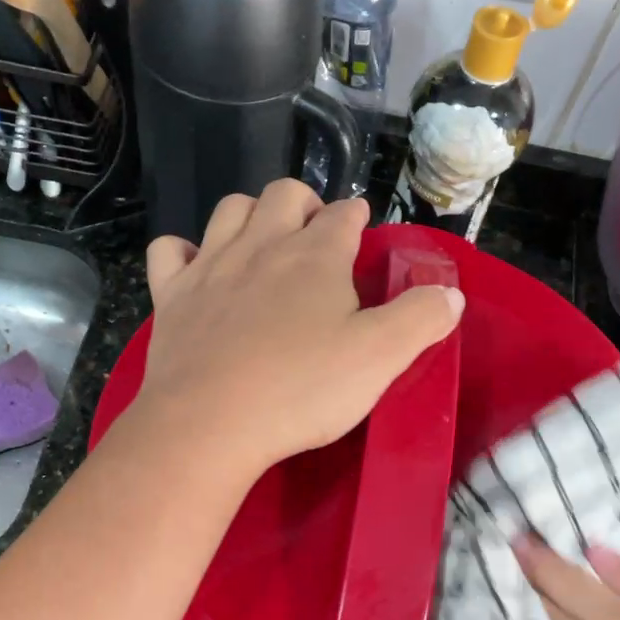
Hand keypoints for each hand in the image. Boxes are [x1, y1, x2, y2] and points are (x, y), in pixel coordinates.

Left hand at [135, 180, 462, 473]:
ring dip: (250, 215)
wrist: (210, 424)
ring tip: (262, 241)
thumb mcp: (380, 358)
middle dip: (303, 203)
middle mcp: (261, 246)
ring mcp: (210, 267)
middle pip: (283, 195)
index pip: (342, 215)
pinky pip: (169, 252)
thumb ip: (420, 319)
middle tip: (314, 233)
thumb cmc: (302, 390)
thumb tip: (450, 293)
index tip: (360, 228)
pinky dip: (183, 251)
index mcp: (316, 256)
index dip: (355, 217)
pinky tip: (195, 268)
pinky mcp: (171, 297)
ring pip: (229, 211)